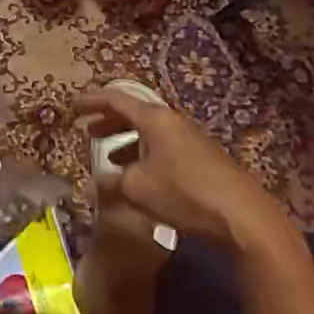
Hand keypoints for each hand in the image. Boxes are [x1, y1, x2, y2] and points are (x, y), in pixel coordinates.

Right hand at [76, 89, 292, 254]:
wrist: (240, 213)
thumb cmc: (184, 191)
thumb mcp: (139, 188)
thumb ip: (112, 183)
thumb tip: (92, 185)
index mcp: (154, 118)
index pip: (116, 99)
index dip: (92, 101)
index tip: (73, 106)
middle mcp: (171, 121)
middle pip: (134, 114)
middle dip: (109, 122)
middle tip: (87, 131)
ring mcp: (188, 139)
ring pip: (149, 133)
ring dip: (126, 143)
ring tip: (109, 160)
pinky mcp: (200, 158)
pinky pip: (162, 148)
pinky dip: (144, 156)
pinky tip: (139, 179)